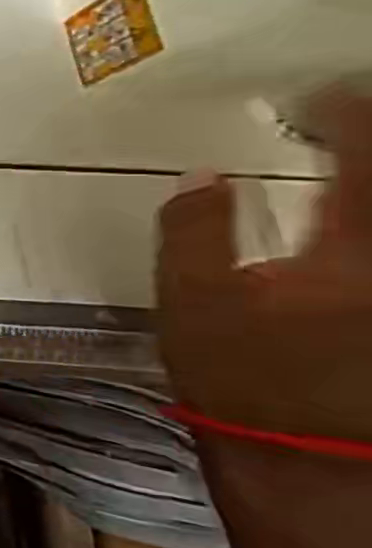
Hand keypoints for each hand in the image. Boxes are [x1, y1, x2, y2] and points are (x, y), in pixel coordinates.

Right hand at [156, 94, 371, 443]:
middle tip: (350, 112)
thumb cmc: (243, 371)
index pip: (368, 166)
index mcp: (354, 255)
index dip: (351, 119)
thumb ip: (194, 228)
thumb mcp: (193, 296)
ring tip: (353, 155)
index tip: (321, 92)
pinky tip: (351, 206)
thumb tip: (203, 174)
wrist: (312, 456)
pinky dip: (368, 211)